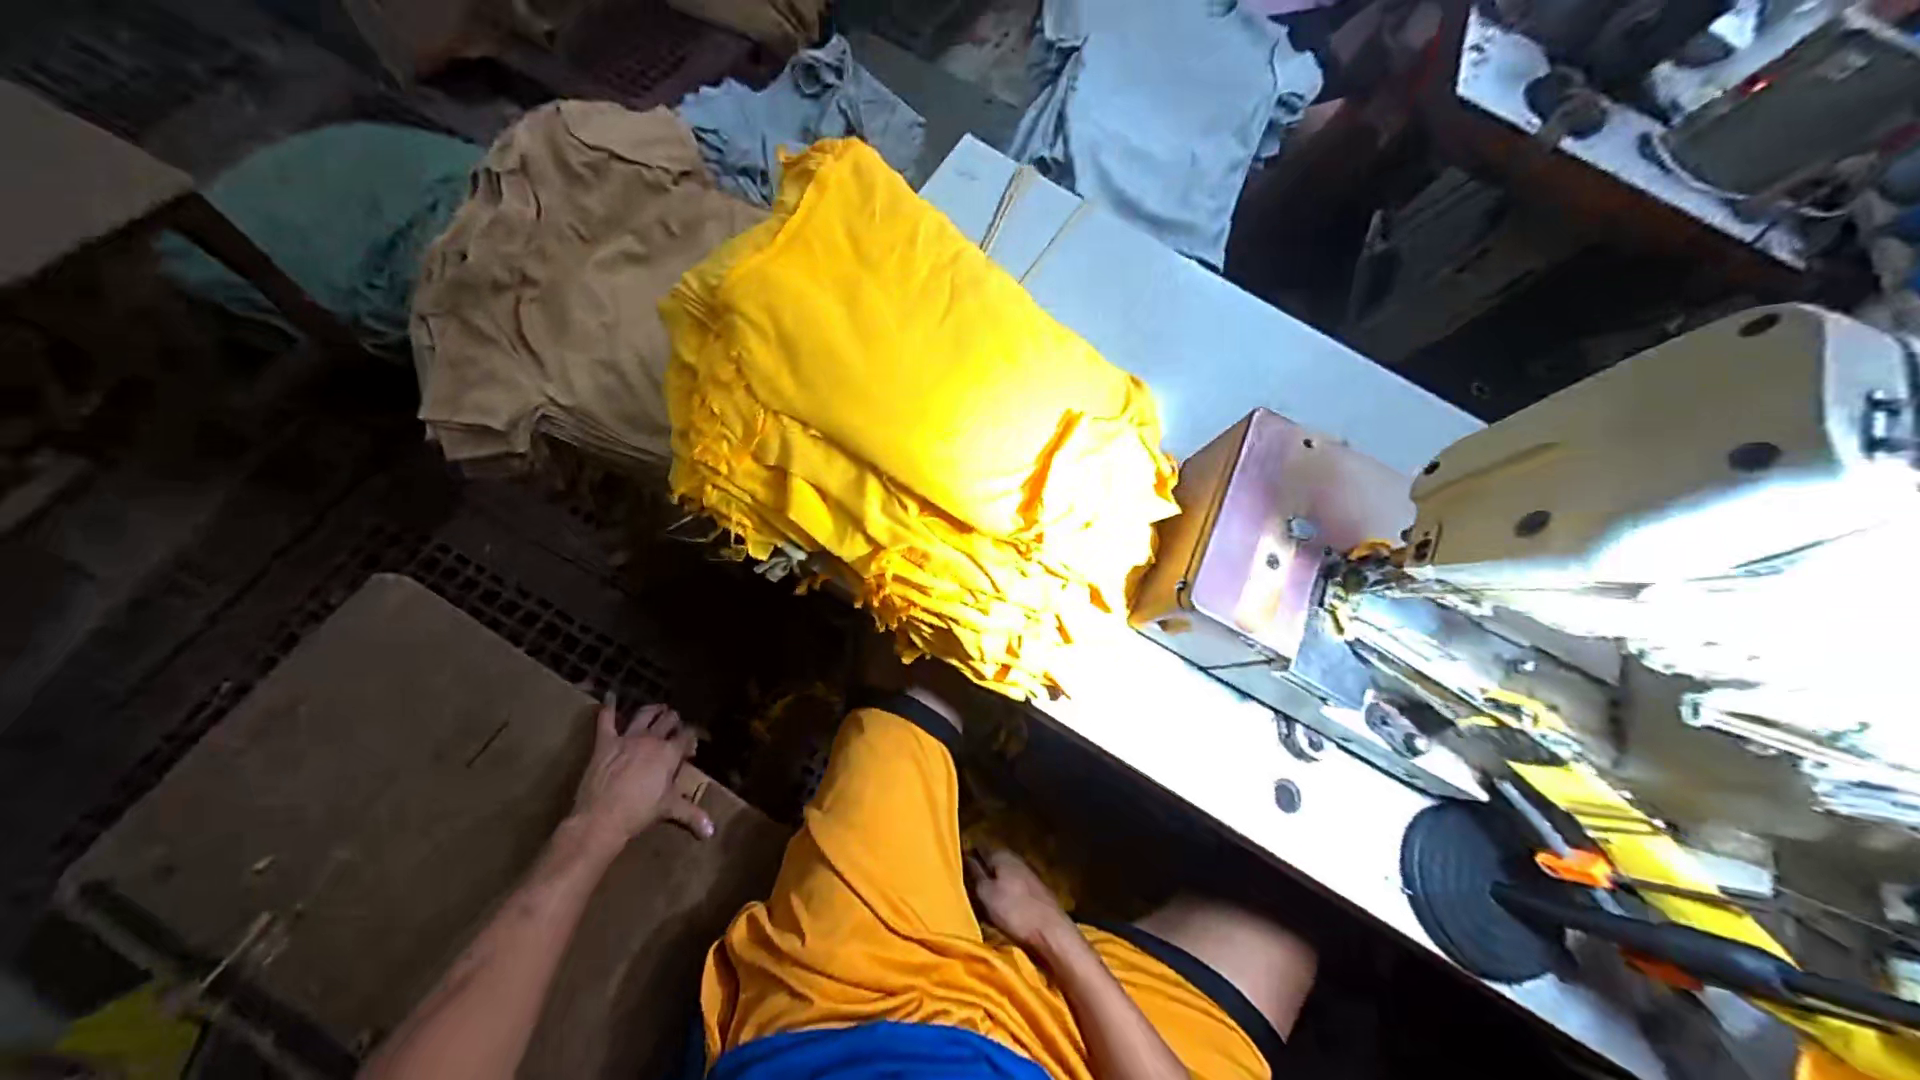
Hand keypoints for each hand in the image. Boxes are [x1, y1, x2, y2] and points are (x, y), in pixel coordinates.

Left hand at [571, 698, 713, 847]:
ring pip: (644, 715)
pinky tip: (609, 697)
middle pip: (668, 721)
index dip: (691, 738)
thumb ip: (692, 815)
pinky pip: (606, 720)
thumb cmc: (639, 812)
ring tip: (658, 707)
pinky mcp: (605, 742)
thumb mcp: (669, 810)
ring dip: (652, 709)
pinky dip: (608, 707)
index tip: (691, 744)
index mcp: (670, 753)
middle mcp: (652, 739)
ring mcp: (628, 738)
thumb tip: (711, 832)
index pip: (687, 736)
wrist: (601, 818)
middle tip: (675, 723)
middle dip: (674, 720)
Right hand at [968, 846, 1072, 950]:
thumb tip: (965, 856)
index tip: (955, 872)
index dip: (965, 857)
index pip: (977, 847)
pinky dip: (1003, 897)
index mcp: (1001, 854)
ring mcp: (1026, 875)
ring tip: (979, 904)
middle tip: (965, 891)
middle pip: (990, 863)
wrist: (1052, 933)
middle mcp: (1015, 859)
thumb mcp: (985, 893)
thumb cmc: (1015, 911)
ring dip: (991, 887)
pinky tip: (999, 911)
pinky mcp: (1034, 892)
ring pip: (1000, 877)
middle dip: (978, 873)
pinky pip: (1011, 890)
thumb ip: (974, 873)